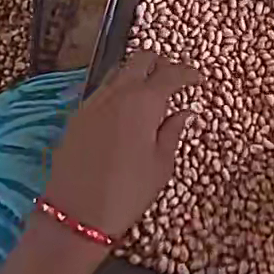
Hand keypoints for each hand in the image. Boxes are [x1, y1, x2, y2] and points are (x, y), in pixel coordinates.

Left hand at [42, 50, 202, 241]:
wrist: (75, 214)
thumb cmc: (128, 191)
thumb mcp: (161, 164)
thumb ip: (173, 131)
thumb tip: (184, 112)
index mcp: (144, 101)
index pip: (171, 73)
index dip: (187, 73)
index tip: (197, 78)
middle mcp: (118, 93)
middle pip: (140, 59)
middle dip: (160, 63)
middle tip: (173, 79)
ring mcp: (93, 101)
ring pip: (119, 72)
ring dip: (137, 75)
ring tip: (150, 94)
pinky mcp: (77, 115)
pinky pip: (103, 91)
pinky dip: (119, 91)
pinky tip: (126, 111)